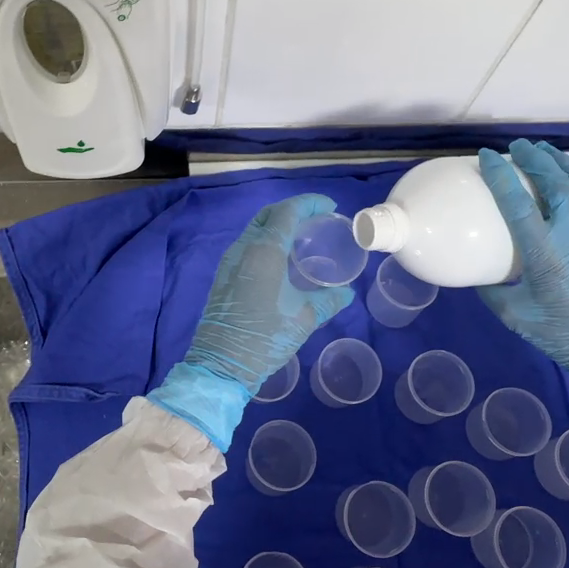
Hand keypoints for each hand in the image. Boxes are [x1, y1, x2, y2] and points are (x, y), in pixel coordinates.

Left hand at [148, 194, 354, 449]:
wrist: (222, 364)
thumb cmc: (266, 336)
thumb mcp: (305, 317)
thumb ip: (329, 300)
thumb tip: (346, 293)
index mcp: (264, 250)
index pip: (287, 212)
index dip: (309, 204)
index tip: (329, 206)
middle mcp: (243, 248)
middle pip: (268, 215)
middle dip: (292, 210)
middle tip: (316, 218)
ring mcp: (229, 261)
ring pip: (255, 229)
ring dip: (277, 225)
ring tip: (302, 235)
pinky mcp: (224, 275)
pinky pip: (247, 245)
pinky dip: (266, 240)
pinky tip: (281, 257)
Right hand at [476, 140, 568, 418]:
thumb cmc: (559, 335)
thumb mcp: (513, 315)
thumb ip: (491, 289)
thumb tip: (477, 268)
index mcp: (544, 256)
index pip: (519, 205)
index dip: (501, 177)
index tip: (488, 158)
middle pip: (555, 185)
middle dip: (535, 160)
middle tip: (517, 147)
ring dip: (562, 163)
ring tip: (545, 149)